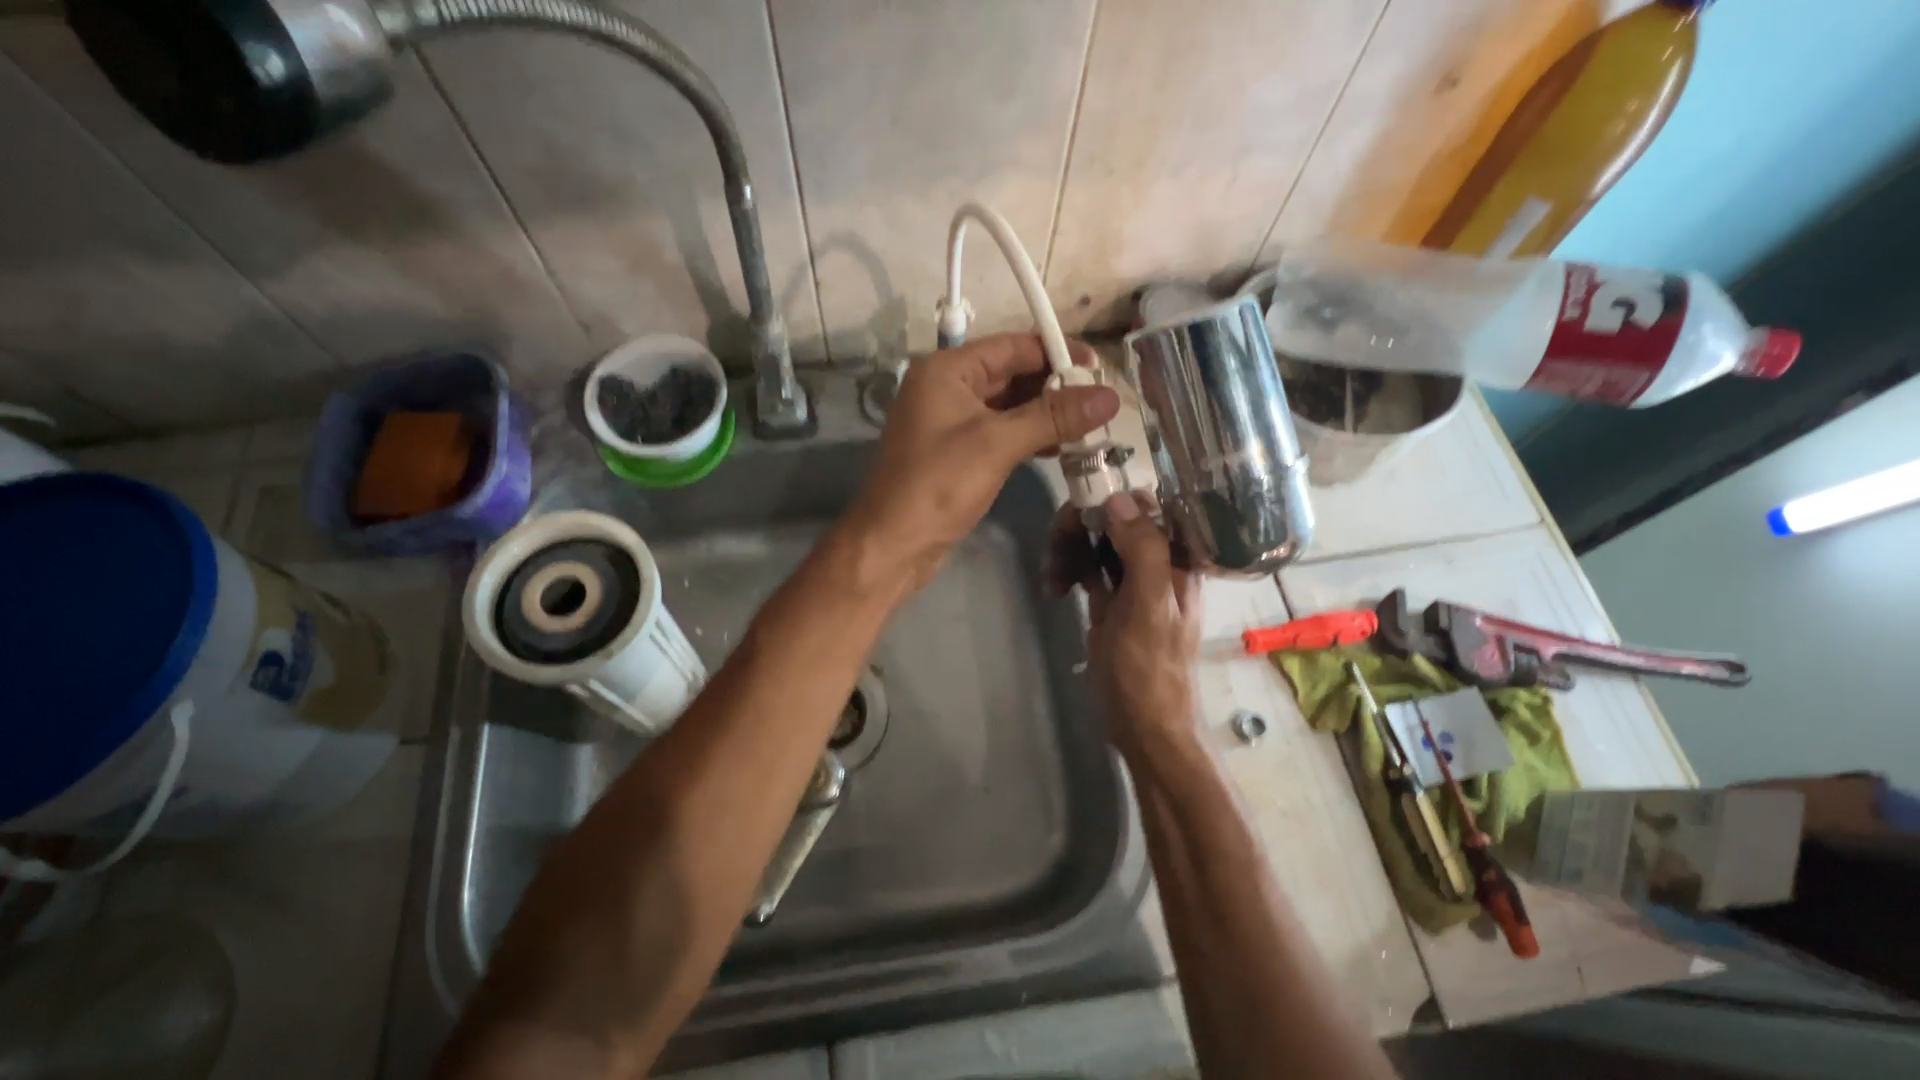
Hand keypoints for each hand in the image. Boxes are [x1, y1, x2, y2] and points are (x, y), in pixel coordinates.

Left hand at [848, 333, 1119, 585]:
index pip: (1012, 346)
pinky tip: (1064, 448)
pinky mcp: (957, 452)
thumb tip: (1110, 396)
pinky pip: (1002, 432)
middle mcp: (946, 388)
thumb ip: (1054, 416)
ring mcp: (950, 422)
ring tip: (1093, 424)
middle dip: (1057, 386)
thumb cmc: (938, 485)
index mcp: (946, 370)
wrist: (892, 545)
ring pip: (1010, 405)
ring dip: (1048, 414)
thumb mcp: (998, 444)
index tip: (1100, 367)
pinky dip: (1031, 436)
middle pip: (1012, 373)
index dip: (1057, 352)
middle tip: (1104, 400)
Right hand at [1046, 493, 1202, 755]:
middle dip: (1080, 526)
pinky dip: (1067, 570)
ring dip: (1069, 549)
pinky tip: (1054, 588)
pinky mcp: (1109, 601)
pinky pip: (1086, 567)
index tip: (1078, 503)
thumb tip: (1118, 497)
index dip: (1112, 496)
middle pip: (1116, 517)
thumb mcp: (1149, 607)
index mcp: (1178, 558)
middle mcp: (1157, 562)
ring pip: (1097, 541)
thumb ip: (1142, 550)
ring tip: (1051, 580)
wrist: (1144, 726)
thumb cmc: (1150, 669)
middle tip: (1053, 548)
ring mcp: (1131, 581)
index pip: (1147, 504)